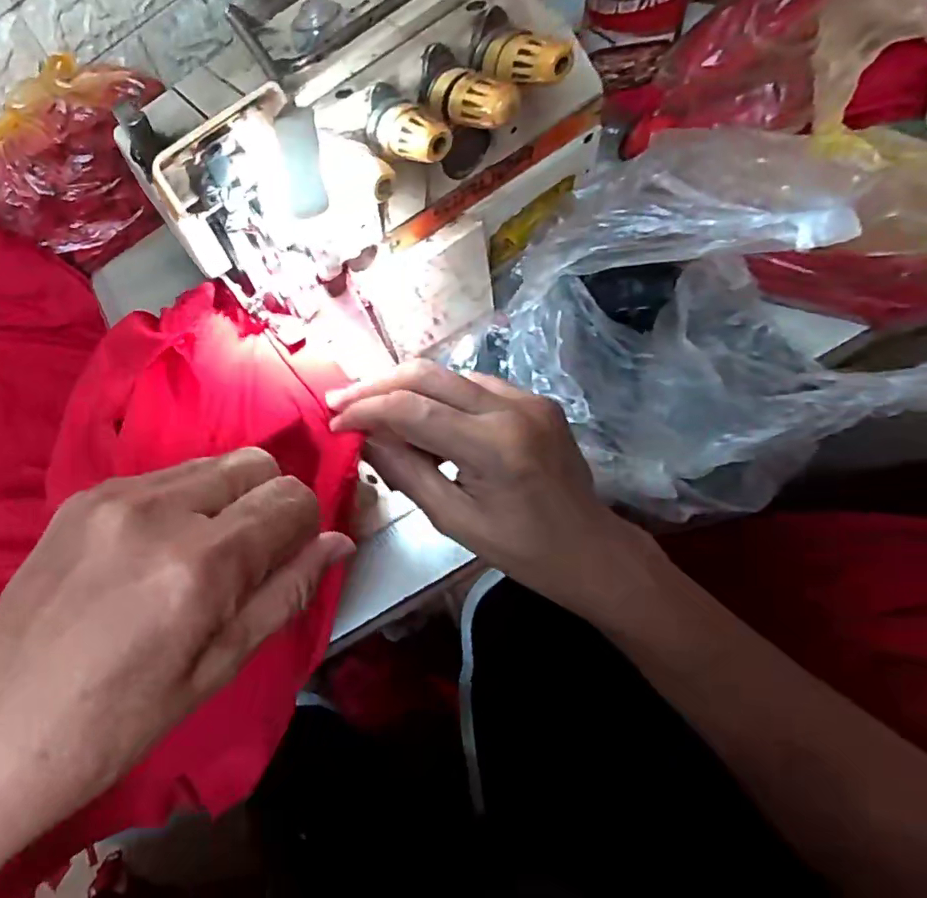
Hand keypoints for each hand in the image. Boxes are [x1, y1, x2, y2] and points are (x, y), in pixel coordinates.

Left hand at [0, 449, 352, 897]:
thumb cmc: (115, 722)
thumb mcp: (215, 671)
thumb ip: (284, 596)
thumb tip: (337, 542)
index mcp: (201, 564)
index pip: (290, 499)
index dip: (304, 525)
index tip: (290, 556)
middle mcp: (160, 510)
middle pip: (255, 462)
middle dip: (270, 502)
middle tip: (249, 557)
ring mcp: (114, 494)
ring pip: (210, 462)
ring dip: (225, 497)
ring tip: (198, 555)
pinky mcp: (82, 494)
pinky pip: (161, 476)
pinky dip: (181, 500)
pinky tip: (153, 550)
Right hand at [327, 360, 654, 617]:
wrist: (592, 549)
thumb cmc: (523, 551)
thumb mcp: (454, 520)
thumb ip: (406, 472)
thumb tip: (365, 437)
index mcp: (495, 446)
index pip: (412, 409)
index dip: (366, 410)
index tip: (334, 421)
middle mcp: (513, 408)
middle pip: (427, 375)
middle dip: (378, 386)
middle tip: (343, 402)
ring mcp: (529, 398)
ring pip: (448, 375)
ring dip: (407, 390)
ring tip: (379, 418)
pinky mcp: (535, 398)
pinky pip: (473, 386)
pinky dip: (440, 398)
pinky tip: (425, 422)